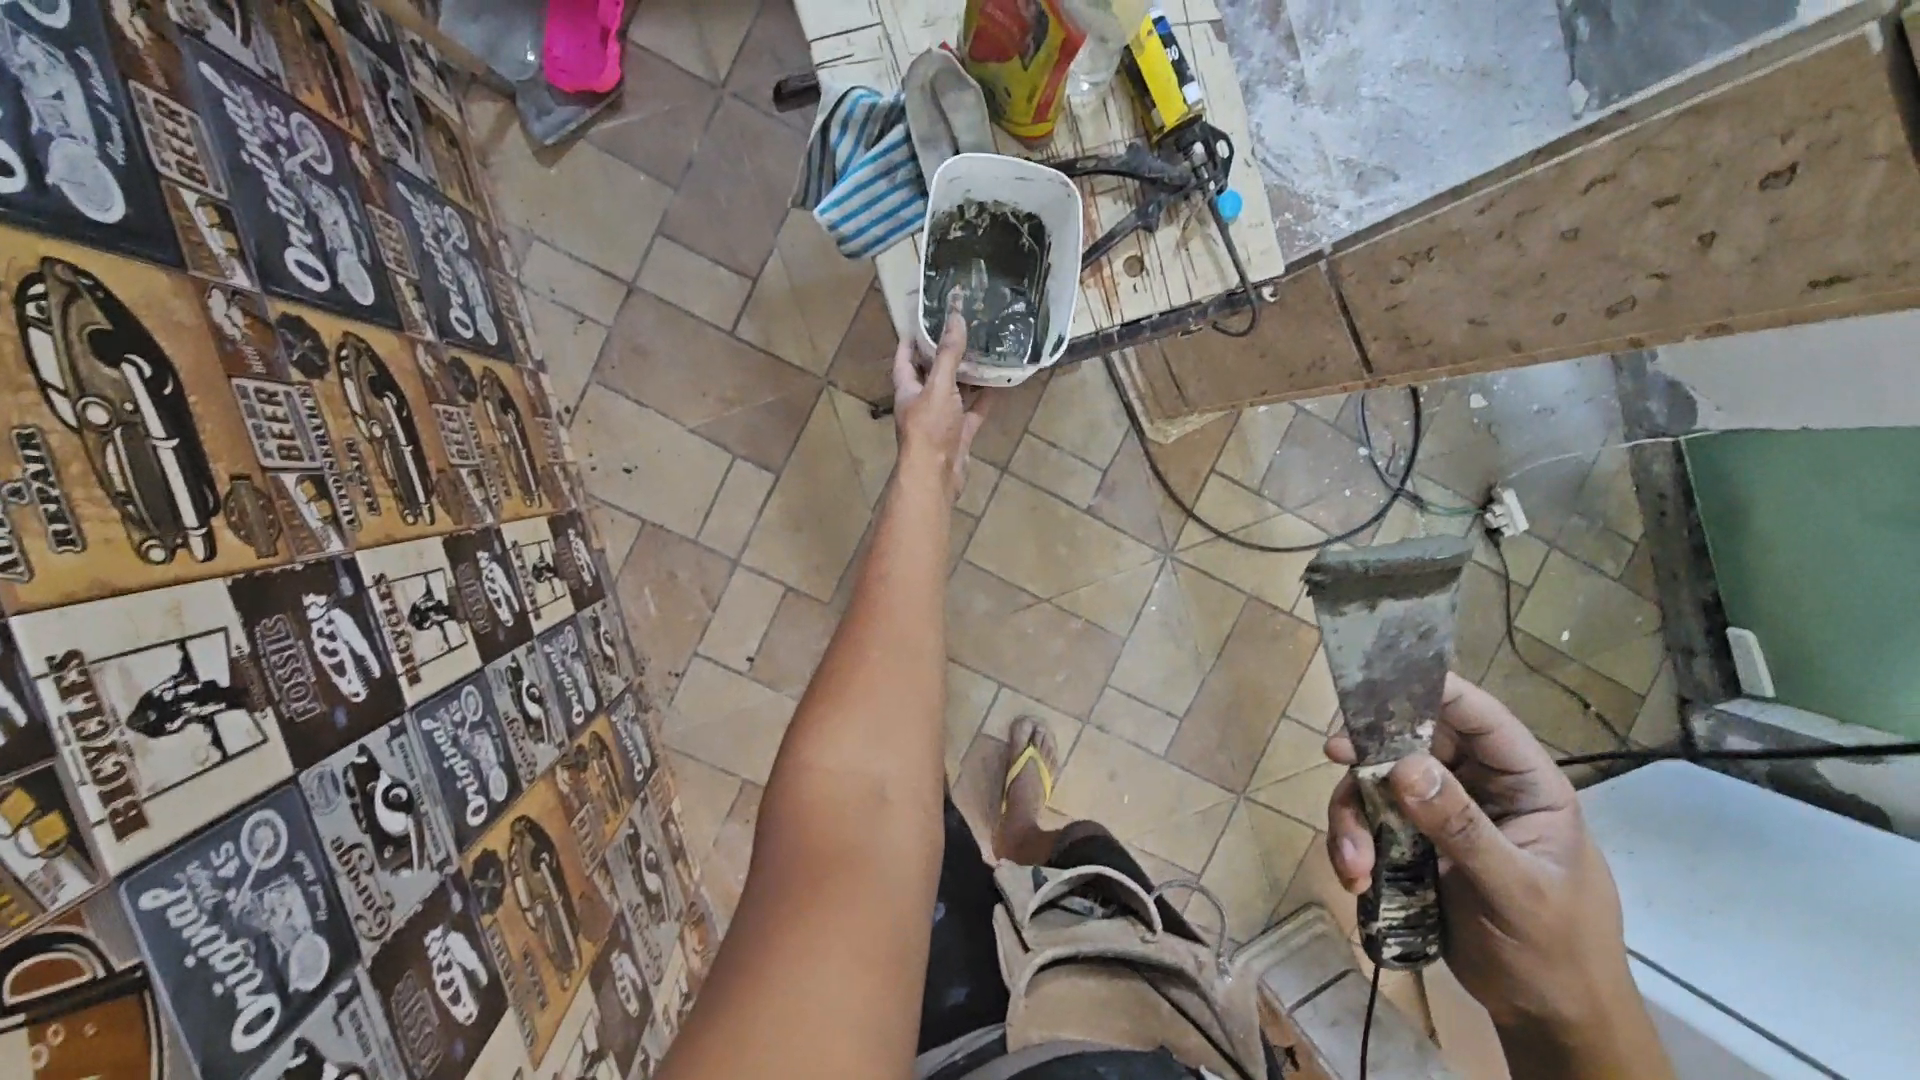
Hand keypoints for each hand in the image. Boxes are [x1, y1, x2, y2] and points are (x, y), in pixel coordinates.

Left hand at [892, 291, 990, 500]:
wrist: (936, 475)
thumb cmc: (929, 429)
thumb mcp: (938, 386)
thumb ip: (948, 354)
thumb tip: (955, 317)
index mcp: (908, 389)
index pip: (905, 358)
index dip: (912, 339)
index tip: (925, 319)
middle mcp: (921, 402)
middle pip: (931, 373)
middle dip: (943, 354)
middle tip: (962, 330)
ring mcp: (940, 420)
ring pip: (954, 392)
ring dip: (966, 376)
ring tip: (983, 351)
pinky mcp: (958, 435)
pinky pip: (973, 413)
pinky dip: (984, 400)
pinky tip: (999, 384)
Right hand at [1323, 675, 1644, 1039]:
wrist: (1547, 1017)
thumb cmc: (1557, 951)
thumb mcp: (1516, 889)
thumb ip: (1462, 827)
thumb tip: (1402, 765)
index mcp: (1523, 783)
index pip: (1478, 716)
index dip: (1429, 690)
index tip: (1373, 687)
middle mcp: (1477, 787)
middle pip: (1410, 741)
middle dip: (1369, 752)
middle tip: (1334, 756)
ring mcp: (1439, 815)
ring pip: (1378, 785)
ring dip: (1354, 816)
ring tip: (1352, 865)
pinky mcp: (1410, 844)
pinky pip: (1368, 824)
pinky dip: (1352, 846)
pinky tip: (1356, 880)